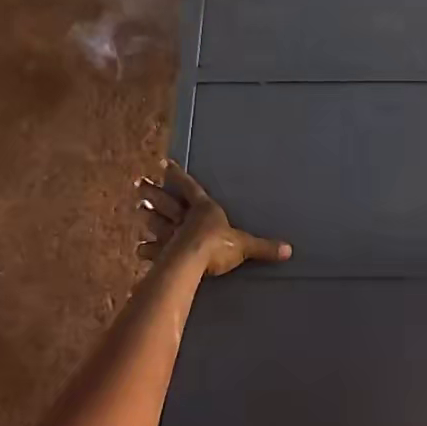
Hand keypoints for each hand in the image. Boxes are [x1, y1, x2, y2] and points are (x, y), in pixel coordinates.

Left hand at [136, 161, 291, 276]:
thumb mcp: (245, 245)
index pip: (190, 187)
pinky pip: (152, 248)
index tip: (165, 164)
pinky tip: (139, 249)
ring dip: (148, 215)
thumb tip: (289, 250)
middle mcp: (184, 217)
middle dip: (153, 191)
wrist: (193, 261)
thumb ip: (264, 247)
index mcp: (203, 208)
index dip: (178, 176)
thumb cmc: (218, 245)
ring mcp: (170, 234)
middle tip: (139, 183)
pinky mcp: (162, 252)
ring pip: (156, 220)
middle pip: (166, 201)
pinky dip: (146, 249)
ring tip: (137, 209)